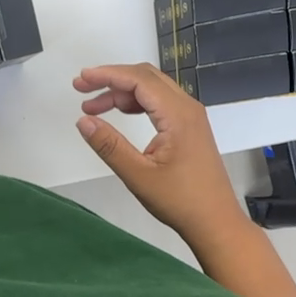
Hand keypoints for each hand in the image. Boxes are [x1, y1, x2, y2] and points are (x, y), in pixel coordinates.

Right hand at [73, 63, 247, 242]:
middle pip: (146, 78)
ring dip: (122, 93)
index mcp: (178, 115)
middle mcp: (187, 108)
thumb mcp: (138, 175)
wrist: (214, 221)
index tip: (81, 80)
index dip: (107, 75)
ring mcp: (190, 117)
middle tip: (81, 90)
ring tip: (93, 108)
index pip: (139, 80)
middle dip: (112, 79)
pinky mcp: (189, 128)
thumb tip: (83, 121)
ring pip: (152, 90)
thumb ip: (109, 145)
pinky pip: (159, 104)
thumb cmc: (179, 200)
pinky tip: (119, 115)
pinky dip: (135, 104)